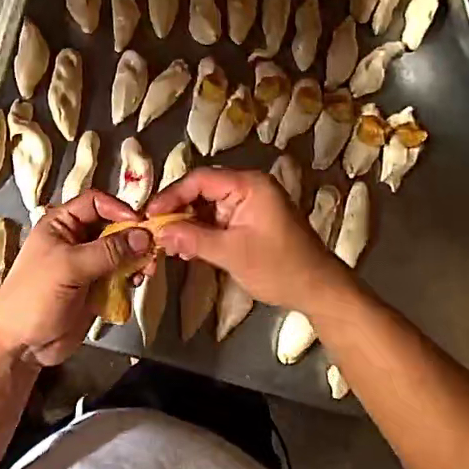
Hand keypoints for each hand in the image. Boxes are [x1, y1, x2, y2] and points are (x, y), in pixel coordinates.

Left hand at [0, 190, 149, 366]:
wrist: (22, 345)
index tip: (140, 222)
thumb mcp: (69, 267)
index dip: (118, 208)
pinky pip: (122, 273)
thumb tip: (144, 235)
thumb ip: (108, 250)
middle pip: (113, 225)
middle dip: (134, 235)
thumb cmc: (35, 297)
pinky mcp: (97, 286)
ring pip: (122, 250)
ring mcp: (88, 263)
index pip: (95, 202)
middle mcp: (76, 238)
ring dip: (137, 257)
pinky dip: (132, 275)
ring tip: (146, 269)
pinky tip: (137, 282)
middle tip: (151, 249)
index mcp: (61, 223)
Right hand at [145, 167, 352, 309]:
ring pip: (207, 205)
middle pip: (202, 189)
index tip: (151, 214)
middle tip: (156, 230)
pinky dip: (201, 231)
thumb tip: (159, 231)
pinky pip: (218, 218)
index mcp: (249, 185)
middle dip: (178, 210)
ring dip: (188, 223)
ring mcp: (250, 203)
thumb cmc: (279, 268)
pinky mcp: (250, 219)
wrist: (317, 289)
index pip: (200, 179)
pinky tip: (187, 248)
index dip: (172, 195)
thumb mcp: (231, 253)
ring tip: (169, 244)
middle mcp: (249, 187)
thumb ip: (193, 238)